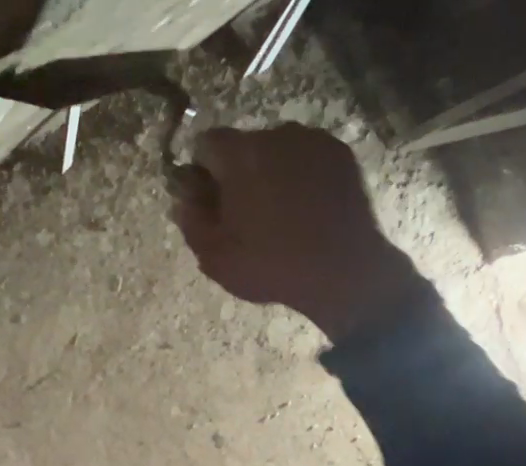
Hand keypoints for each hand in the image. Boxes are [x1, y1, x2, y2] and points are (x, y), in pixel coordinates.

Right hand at [170, 124, 425, 341]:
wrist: (342, 270)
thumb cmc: (269, 264)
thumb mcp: (213, 254)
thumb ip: (190, 218)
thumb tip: (183, 197)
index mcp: (240, 154)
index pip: (205, 143)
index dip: (199, 171)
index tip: (205, 200)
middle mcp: (277, 134)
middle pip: (242, 145)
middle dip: (235, 172)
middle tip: (240, 214)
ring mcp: (314, 140)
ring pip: (275, 150)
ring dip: (267, 172)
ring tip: (274, 212)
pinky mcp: (341, 153)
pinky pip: (304, 156)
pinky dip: (297, 174)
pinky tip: (300, 207)